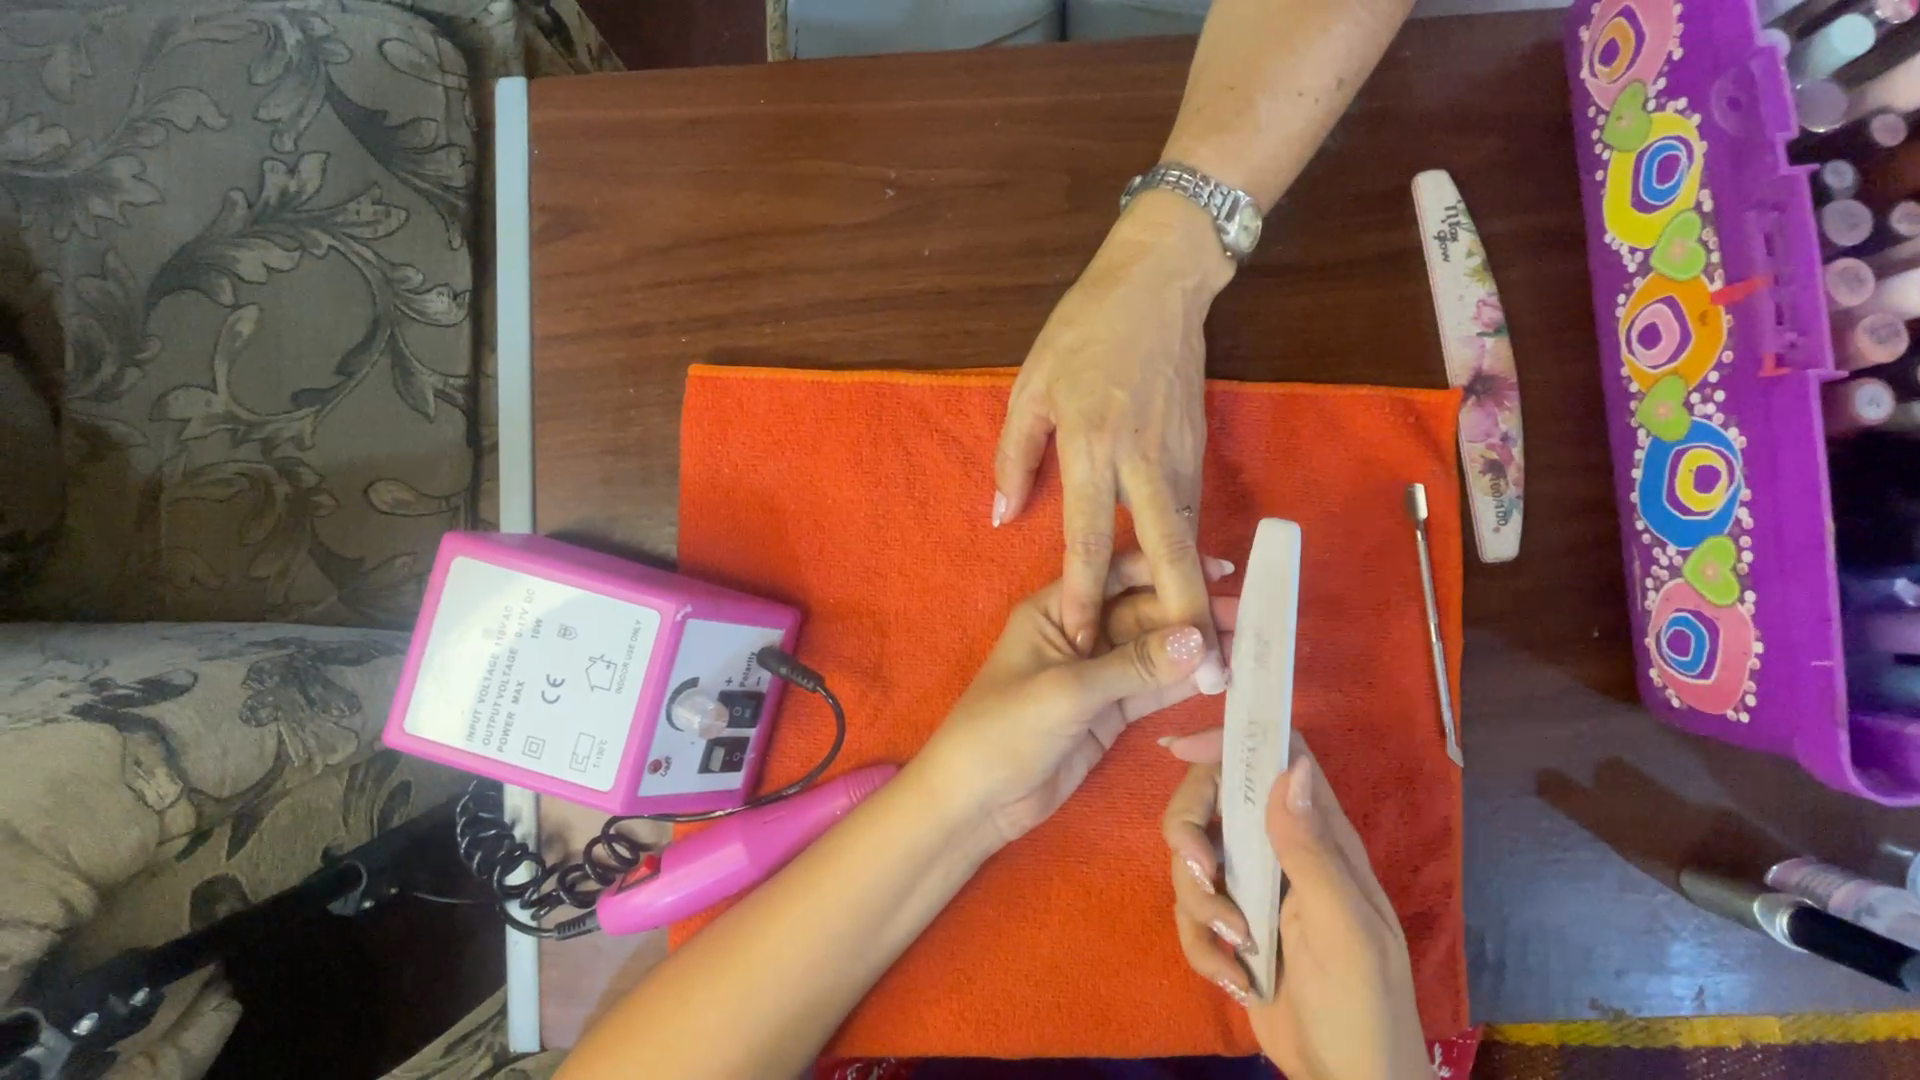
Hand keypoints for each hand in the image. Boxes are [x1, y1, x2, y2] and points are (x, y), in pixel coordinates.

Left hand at [915, 553, 1238, 848]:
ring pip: (1153, 652)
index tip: (1219, 569)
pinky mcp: (1107, 711)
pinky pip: (1151, 688)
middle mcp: (1078, 632)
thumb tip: (1199, 637)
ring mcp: (1095, 673)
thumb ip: (1132, 666)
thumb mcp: (1066, 693)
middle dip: (1191, 613)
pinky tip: (1220, 677)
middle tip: (1248, 618)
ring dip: (1195, 649)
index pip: (1116, 574)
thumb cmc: (1001, 732)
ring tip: (1248, 645)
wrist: (974, 801)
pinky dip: (1182, 682)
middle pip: (1143, 613)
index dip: (1165, 568)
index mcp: (1054, 609)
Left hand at [994, 194, 1233, 691]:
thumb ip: (1014, 457)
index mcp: (1090, 449)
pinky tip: (1189, 582)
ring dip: (1196, 590)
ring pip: (1187, 534)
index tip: (1084, 645)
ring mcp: (1179, 455)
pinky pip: (1191, 508)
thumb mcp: (1031, 389)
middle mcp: (1140, 462)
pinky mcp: (1200, 448)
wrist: (1157, 285)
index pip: (1087, 538)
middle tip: (1202, 668)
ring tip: (1206, 644)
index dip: (1085, 595)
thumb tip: (1000, 516)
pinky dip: (1191, 549)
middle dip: (1182, 612)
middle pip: (1166, 551)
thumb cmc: (1082, 335)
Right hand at [1160, 733, 1427, 1079]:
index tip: (1180, 750)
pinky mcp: (1230, 925)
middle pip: (1212, 800)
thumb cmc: (1363, 1007)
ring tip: (1237, 949)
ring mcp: (1252, 887)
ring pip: (1192, 857)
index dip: (1229, 741)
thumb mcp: (1344, 930)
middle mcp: (1280, 850)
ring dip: (1201, 903)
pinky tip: (1234, 978)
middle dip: (1191, 832)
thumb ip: (1313, 850)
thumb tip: (1291, 766)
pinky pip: (1189, 910)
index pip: (1274, 759)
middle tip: (1201, 871)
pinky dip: (1201, 943)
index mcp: (1320, 837)